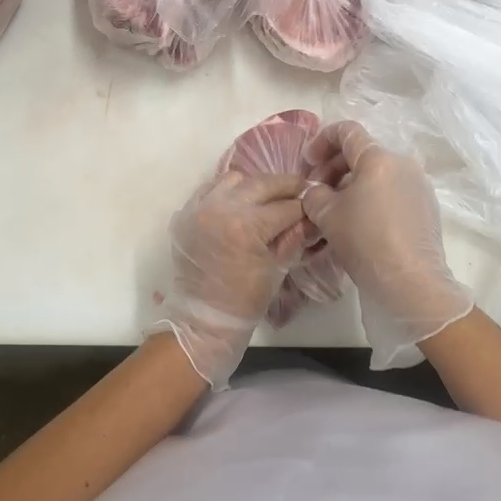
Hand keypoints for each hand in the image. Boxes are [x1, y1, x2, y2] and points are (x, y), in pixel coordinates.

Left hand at [153, 170, 307, 387]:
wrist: (203, 320)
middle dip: (285, 186)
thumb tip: (312, 216)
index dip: (304, 206)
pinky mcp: (185, 214)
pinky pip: (209, 189)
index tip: (315, 204)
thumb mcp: (277, 269)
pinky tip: (238, 205)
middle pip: (262, 183)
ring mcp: (199, 209)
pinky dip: (226, 193)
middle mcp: (221, 209)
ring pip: (234, 179)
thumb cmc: (245, 301)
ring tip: (264, 199)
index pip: (286, 206)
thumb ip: (294, 237)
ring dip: (253, 186)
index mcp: (247, 227)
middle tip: (299, 190)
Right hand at [301, 120, 472, 364]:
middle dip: (334, 166)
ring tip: (335, 209)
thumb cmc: (365, 241)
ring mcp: (418, 184)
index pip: (346, 131)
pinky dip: (372, 196)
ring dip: (352, 183)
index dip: (321, 140)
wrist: (411, 282)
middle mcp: (402, 163)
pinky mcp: (427, 206)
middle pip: (362, 152)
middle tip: (316, 191)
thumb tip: (317, 190)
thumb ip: (314, 193)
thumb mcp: (326, 215)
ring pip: (378, 172)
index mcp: (378, 157)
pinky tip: (360, 221)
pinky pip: (392, 190)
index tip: (308, 163)